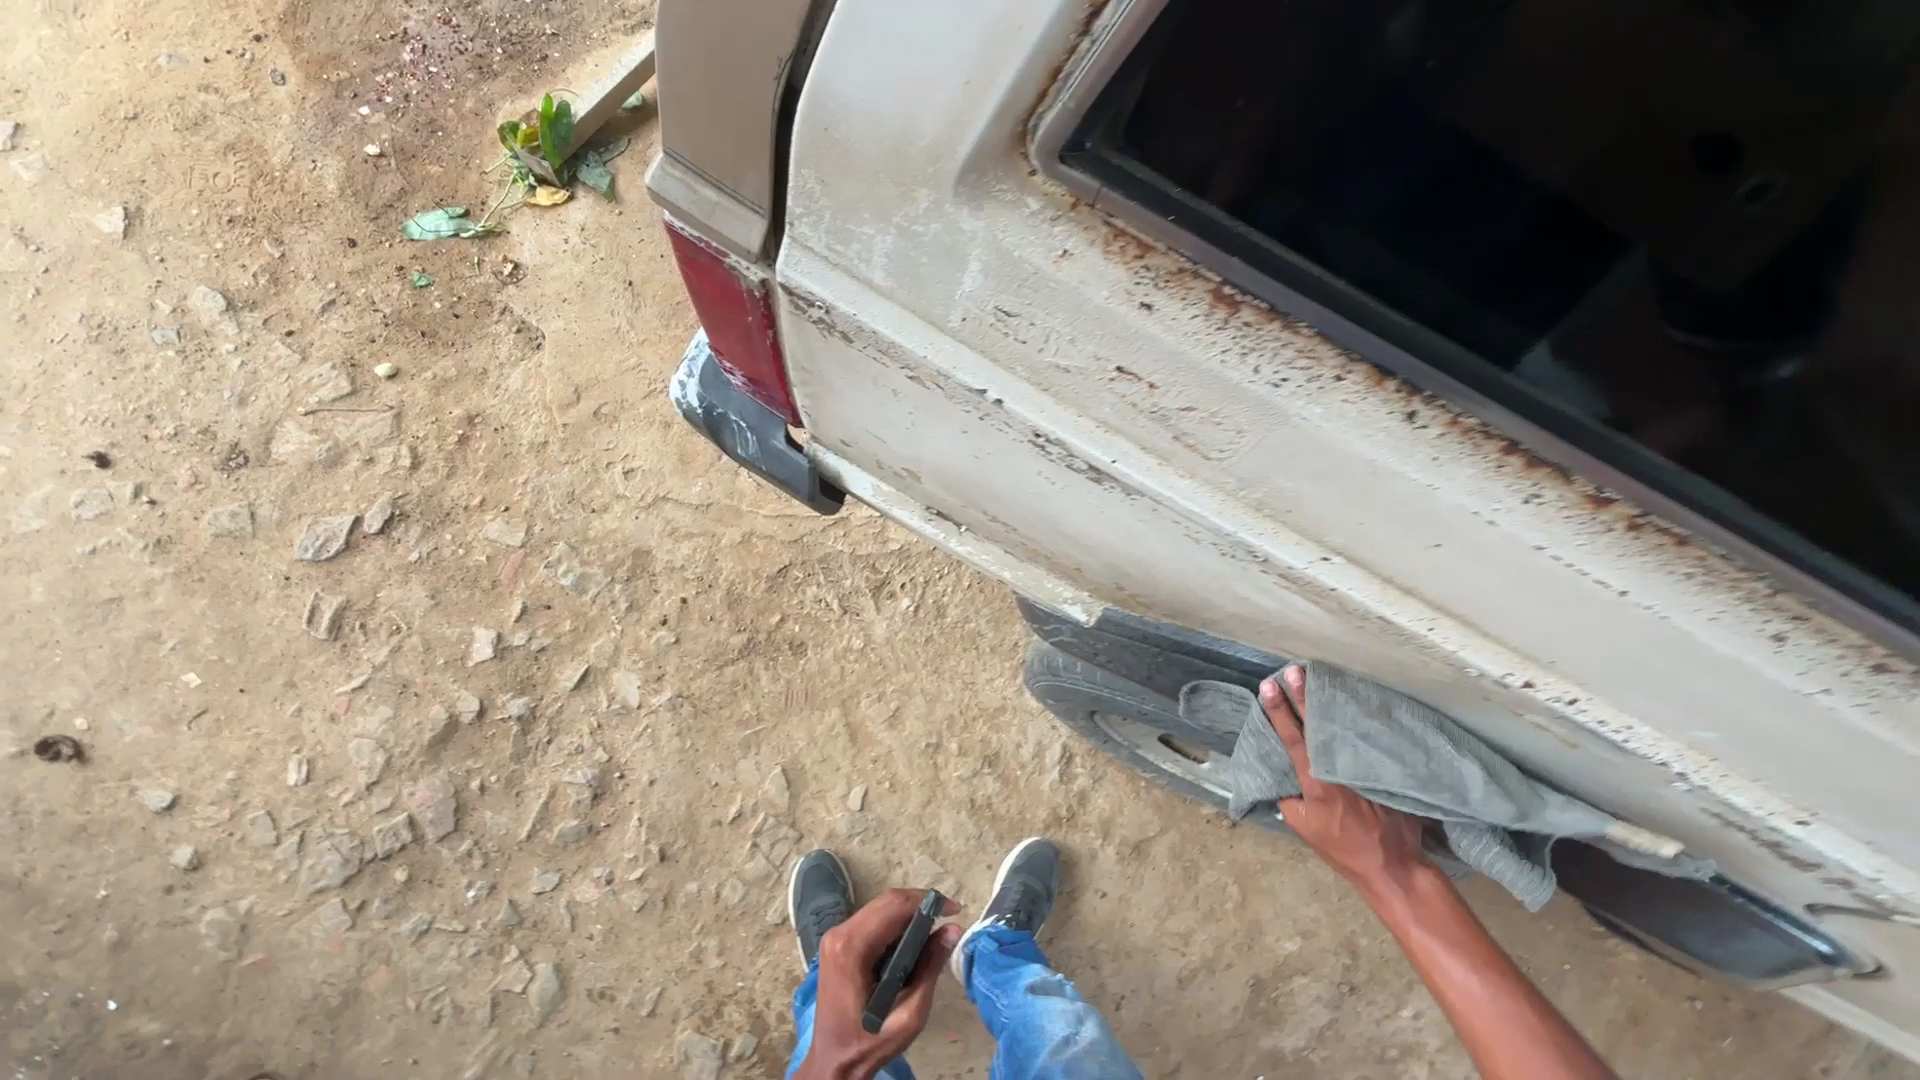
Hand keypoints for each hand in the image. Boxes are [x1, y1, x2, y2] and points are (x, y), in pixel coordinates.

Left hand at [794, 889, 964, 1079]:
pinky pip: (871, 921)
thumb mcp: (909, 1014)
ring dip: (909, 913)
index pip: (894, 906)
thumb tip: (952, 929)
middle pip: (886, 902)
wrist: (833, 1064)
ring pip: (879, 908)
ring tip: (934, 930)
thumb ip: (930, 968)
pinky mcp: (837, 944)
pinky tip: (912, 940)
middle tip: (948, 918)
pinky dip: (895, 924)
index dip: (927, 900)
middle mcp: (839, 933)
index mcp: (852, 947)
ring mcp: (835, 937)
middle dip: (921, 904)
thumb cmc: (869, 1044)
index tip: (954, 910)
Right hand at [1261, 664, 1430, 894]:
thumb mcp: (1303, 827)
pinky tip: (1353, 710)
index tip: (1267, 687)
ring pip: (1344, 729)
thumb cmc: (1342, 848)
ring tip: (1321, 681)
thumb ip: (1290, 800)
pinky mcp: (1384, 772)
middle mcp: (1338, 766)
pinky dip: (1357, 726)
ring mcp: (1363, 767)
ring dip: (1330, 705)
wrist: (1391, 865)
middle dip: (1302, 695)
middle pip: (1317, 724)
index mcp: (1315, 779)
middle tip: (1294, 670)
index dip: (1278, 711)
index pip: (1291, 737)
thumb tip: (1288, 784)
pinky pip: (1366, 743)